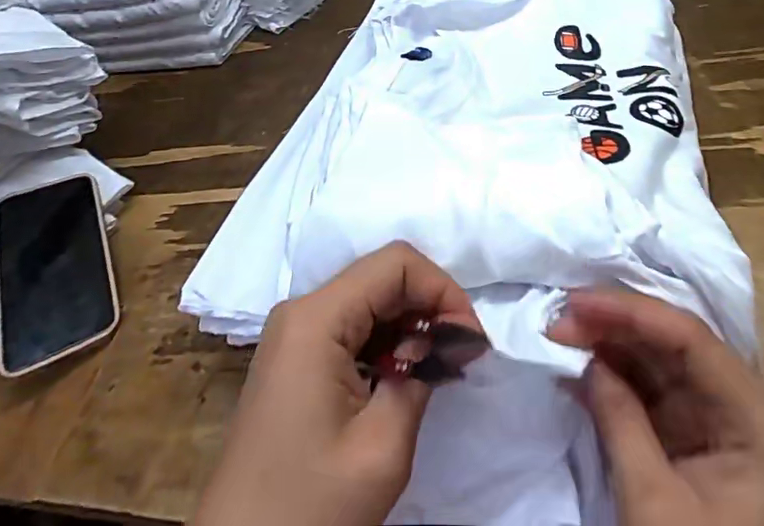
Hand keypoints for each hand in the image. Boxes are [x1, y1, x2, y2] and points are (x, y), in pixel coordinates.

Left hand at [193, 242, 485, 525]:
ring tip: (439, 370)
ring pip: (367, 301)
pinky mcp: (295, 356)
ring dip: (409, 326)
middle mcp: (301, 310)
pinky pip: (350, 328)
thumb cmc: (309, 500)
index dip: (441, 288)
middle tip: (462, 356)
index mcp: (315, 317)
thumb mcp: (381, 447)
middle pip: (380, 277)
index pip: (394, 263)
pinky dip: (385, 342)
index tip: (469, 337)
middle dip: (429, 306)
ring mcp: (294, 333)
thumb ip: (418, 379)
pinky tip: (404, 377)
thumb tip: (441, 344)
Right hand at [550, 291, 763, 525]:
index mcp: (761, 427)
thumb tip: (587, 358)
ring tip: (559, 335)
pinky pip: (651, 396)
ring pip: (659, 366)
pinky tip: (576, 369)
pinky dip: (612, 380)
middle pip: (676, 348)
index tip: (576, 301)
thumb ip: (620, 418)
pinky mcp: (693, 445)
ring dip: (608, 347)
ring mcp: (719, 429)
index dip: (631, 312)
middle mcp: (747, 415)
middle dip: (613, 326)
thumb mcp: (654, 501)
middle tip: (558, 318)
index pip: (694, 342)